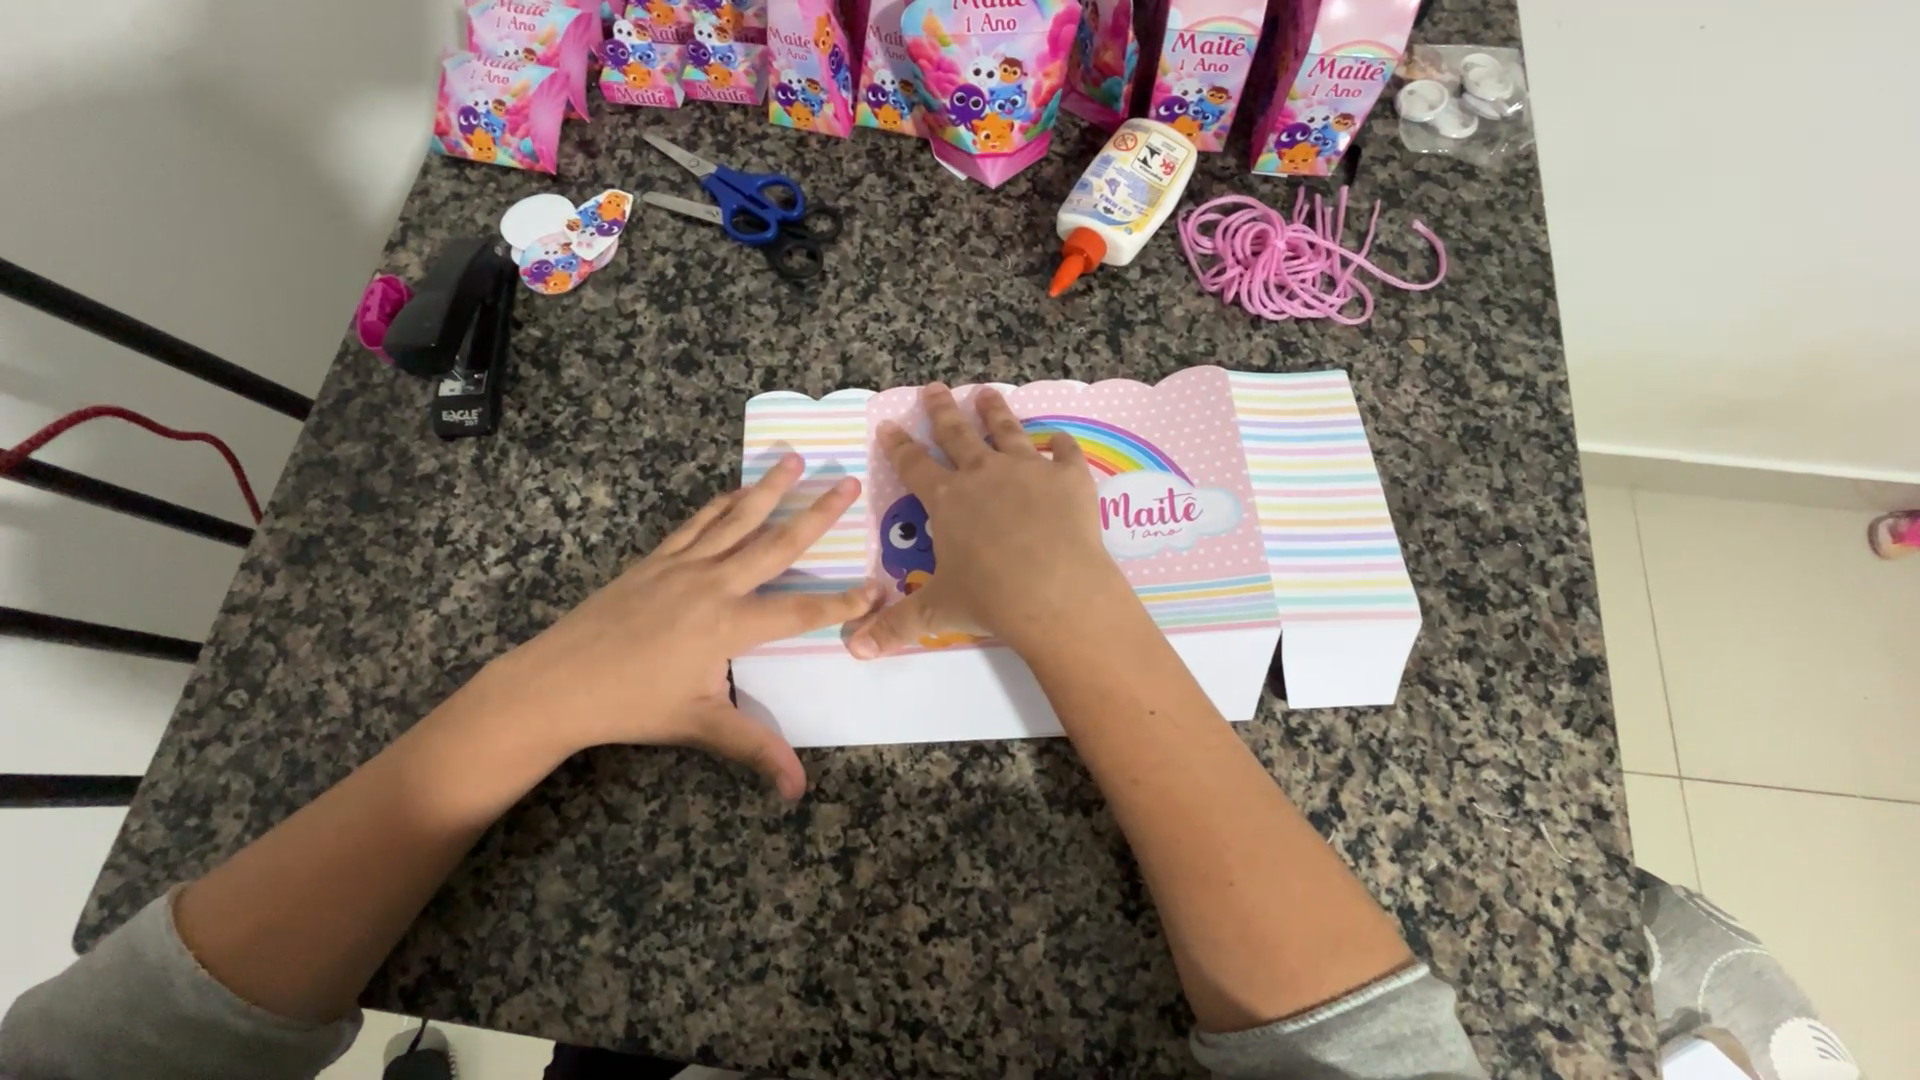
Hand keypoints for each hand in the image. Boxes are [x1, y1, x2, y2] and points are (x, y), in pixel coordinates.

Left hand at [466, 455, 877, 799]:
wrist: (557, 682)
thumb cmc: (633, 706)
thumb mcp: (700, 725)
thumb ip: (755, 748)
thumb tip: (797, 789)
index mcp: (729, 625)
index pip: (800, 610)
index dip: (843, 601)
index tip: (877, 587)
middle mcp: (713, 585)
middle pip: (776, 544)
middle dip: (817, 514)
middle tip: (848, 482)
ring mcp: (682, 566)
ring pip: (736, 520)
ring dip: (770, 488)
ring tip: (795, 458)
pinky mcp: (656, 560)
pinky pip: (697, 523)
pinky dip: (721, 504)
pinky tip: (737, 490)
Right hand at [847, 383, 1135, 659]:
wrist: (1055, 592)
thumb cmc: (989, 599)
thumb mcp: (936, 611)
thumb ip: (895, 625)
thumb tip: (852, 649)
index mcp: (946, 499)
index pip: (913, 465)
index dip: (899, 444)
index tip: (889, 425)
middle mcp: (983, 473)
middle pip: (957, 433)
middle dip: (941, 410)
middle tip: (934, 388)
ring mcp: (1028, 469)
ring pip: (1007, 430)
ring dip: (994, 411)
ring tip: (987, 393)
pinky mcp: (1069, 476)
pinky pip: (1063, 451)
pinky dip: (1060, 443)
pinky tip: (1058, 438)